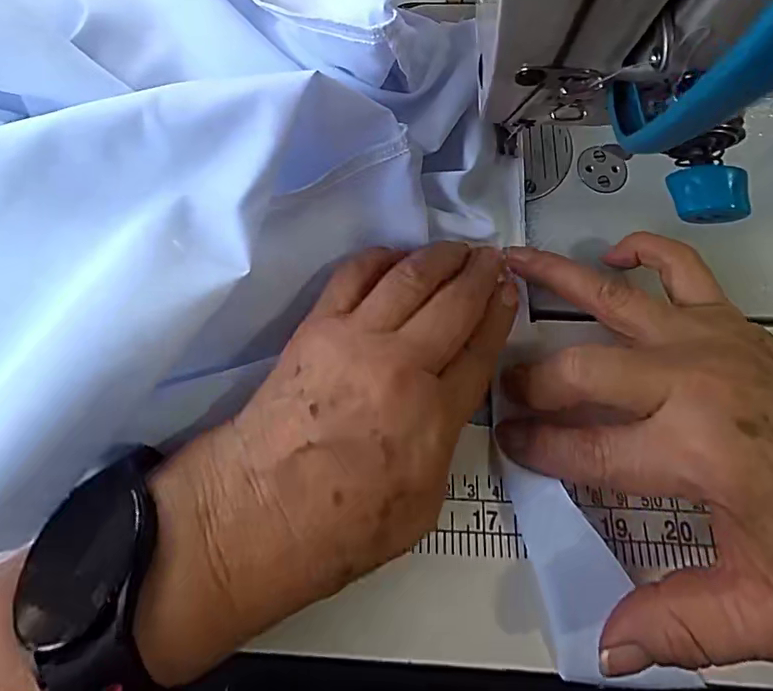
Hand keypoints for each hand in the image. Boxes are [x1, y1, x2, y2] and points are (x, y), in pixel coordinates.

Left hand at [136, 242, 516, 682]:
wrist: (263, 503)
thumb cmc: (345, 524)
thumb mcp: (425, 500)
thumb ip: (443, 438)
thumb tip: (444, 396)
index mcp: (436, 415)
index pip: (479, 350)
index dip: (499, 316)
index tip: (509, 292)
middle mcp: (401, 364)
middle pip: (453, 304)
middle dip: (480, 276)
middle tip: (494, 258)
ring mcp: (355, 338)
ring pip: (408, 279)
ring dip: (437, 257)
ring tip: (456, 248)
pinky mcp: (316, 325)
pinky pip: (352, 276)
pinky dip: (378, 258)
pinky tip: (394, 255)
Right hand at [496, 235, 772, 676]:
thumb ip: (683, 629)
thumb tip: (606, 649)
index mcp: (697, 454)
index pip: (585, 448)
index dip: (537, 449)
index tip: (509, 445)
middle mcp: (692, 385)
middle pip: (578, 370)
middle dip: (528, 382)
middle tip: (502, 390)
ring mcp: (710, 342)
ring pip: (612, 298)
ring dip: (552, 278)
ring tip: (505, 263)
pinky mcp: (732, 323)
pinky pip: (680, 267)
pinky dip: (643, 251)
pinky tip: (612, 255)